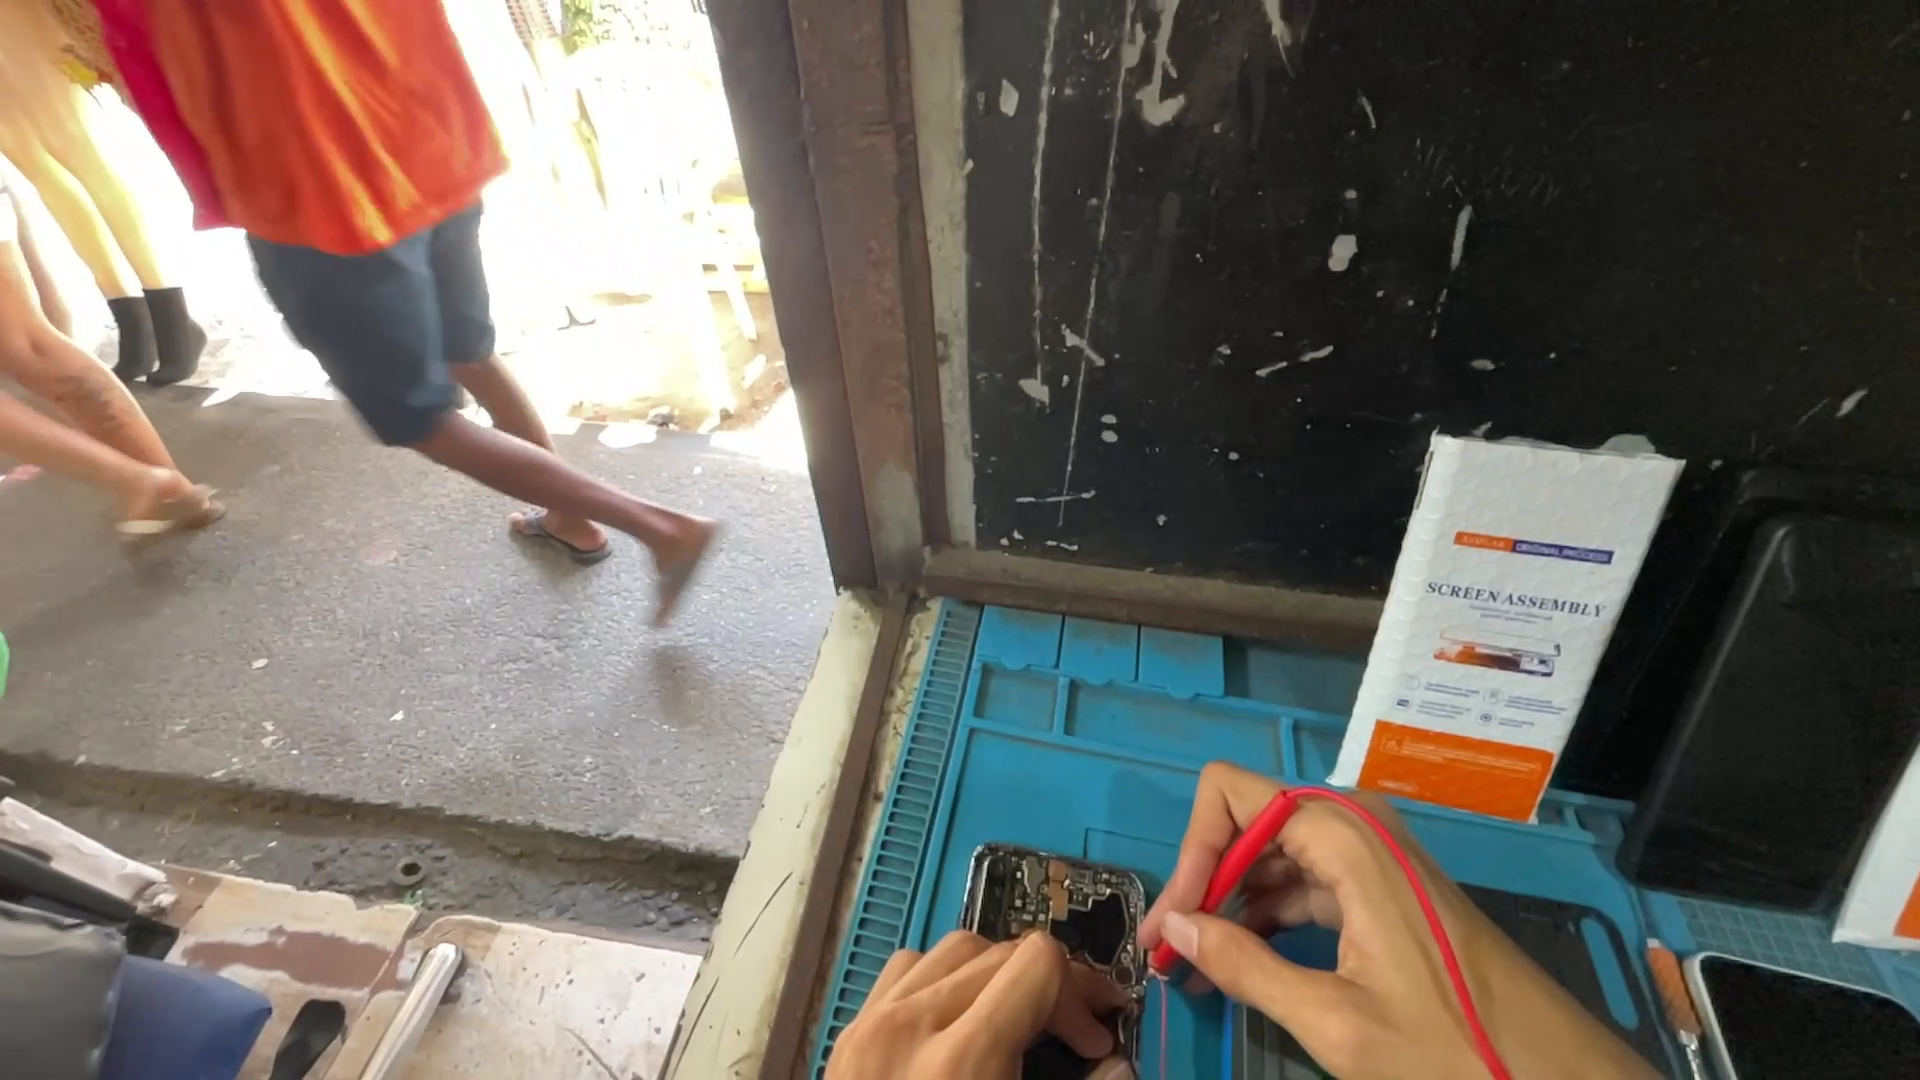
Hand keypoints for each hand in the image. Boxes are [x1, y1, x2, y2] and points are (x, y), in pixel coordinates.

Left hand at [826, 930, 1131, 1078]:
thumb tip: (1117, 1065)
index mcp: (962, 1063)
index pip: (1038, 963)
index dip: (1082, 992)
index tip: (1097, 1038)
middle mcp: (910, 1025)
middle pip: (1002, 952)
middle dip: (1050, 988)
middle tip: (1075, 1034)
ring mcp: (871, 1025)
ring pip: (955, 950)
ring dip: (998, 974)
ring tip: (1020, 1019)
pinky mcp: (849, 1036)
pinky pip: (908, 970)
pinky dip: (944, 977)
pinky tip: (959, 1017)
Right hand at [1139, 763, 1659, 1079]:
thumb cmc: (1459, 1053)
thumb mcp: (1338, 1022)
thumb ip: (1244, 966)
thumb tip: (1174, 929)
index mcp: (1342, 834)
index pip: (1230, 796)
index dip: (1192, 852)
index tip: (1175, 921)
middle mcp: (1353, 824)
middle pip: (1246, 822)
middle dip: (1203, 882)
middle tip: (1170, 947)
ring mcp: (1371, 854)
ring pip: (1271, 854)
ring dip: (1229, 904)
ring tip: (1195, 965)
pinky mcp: (1382, 886)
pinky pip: (1304, 881)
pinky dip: (1267, 916)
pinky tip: (1241, 960)